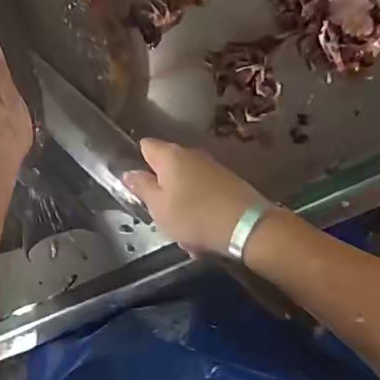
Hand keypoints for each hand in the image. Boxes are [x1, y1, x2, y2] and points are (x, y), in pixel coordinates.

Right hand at [122, 139, 276, 254]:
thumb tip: (130, 173)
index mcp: (170, 156)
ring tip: (183, 232)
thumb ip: (141, 188)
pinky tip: (202, 233)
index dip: (138, 163)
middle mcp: (192, 155)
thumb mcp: (158, 207)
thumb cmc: (195, 216)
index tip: (137, 186)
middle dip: (161, 189)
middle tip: (159, 214)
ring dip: (180, 204)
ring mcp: (213, 168)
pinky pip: (204, 195)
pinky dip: (199, 210)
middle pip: (166, 168)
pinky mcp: (230, 184)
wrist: (250, 228)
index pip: (145, 146)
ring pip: (186, 185)